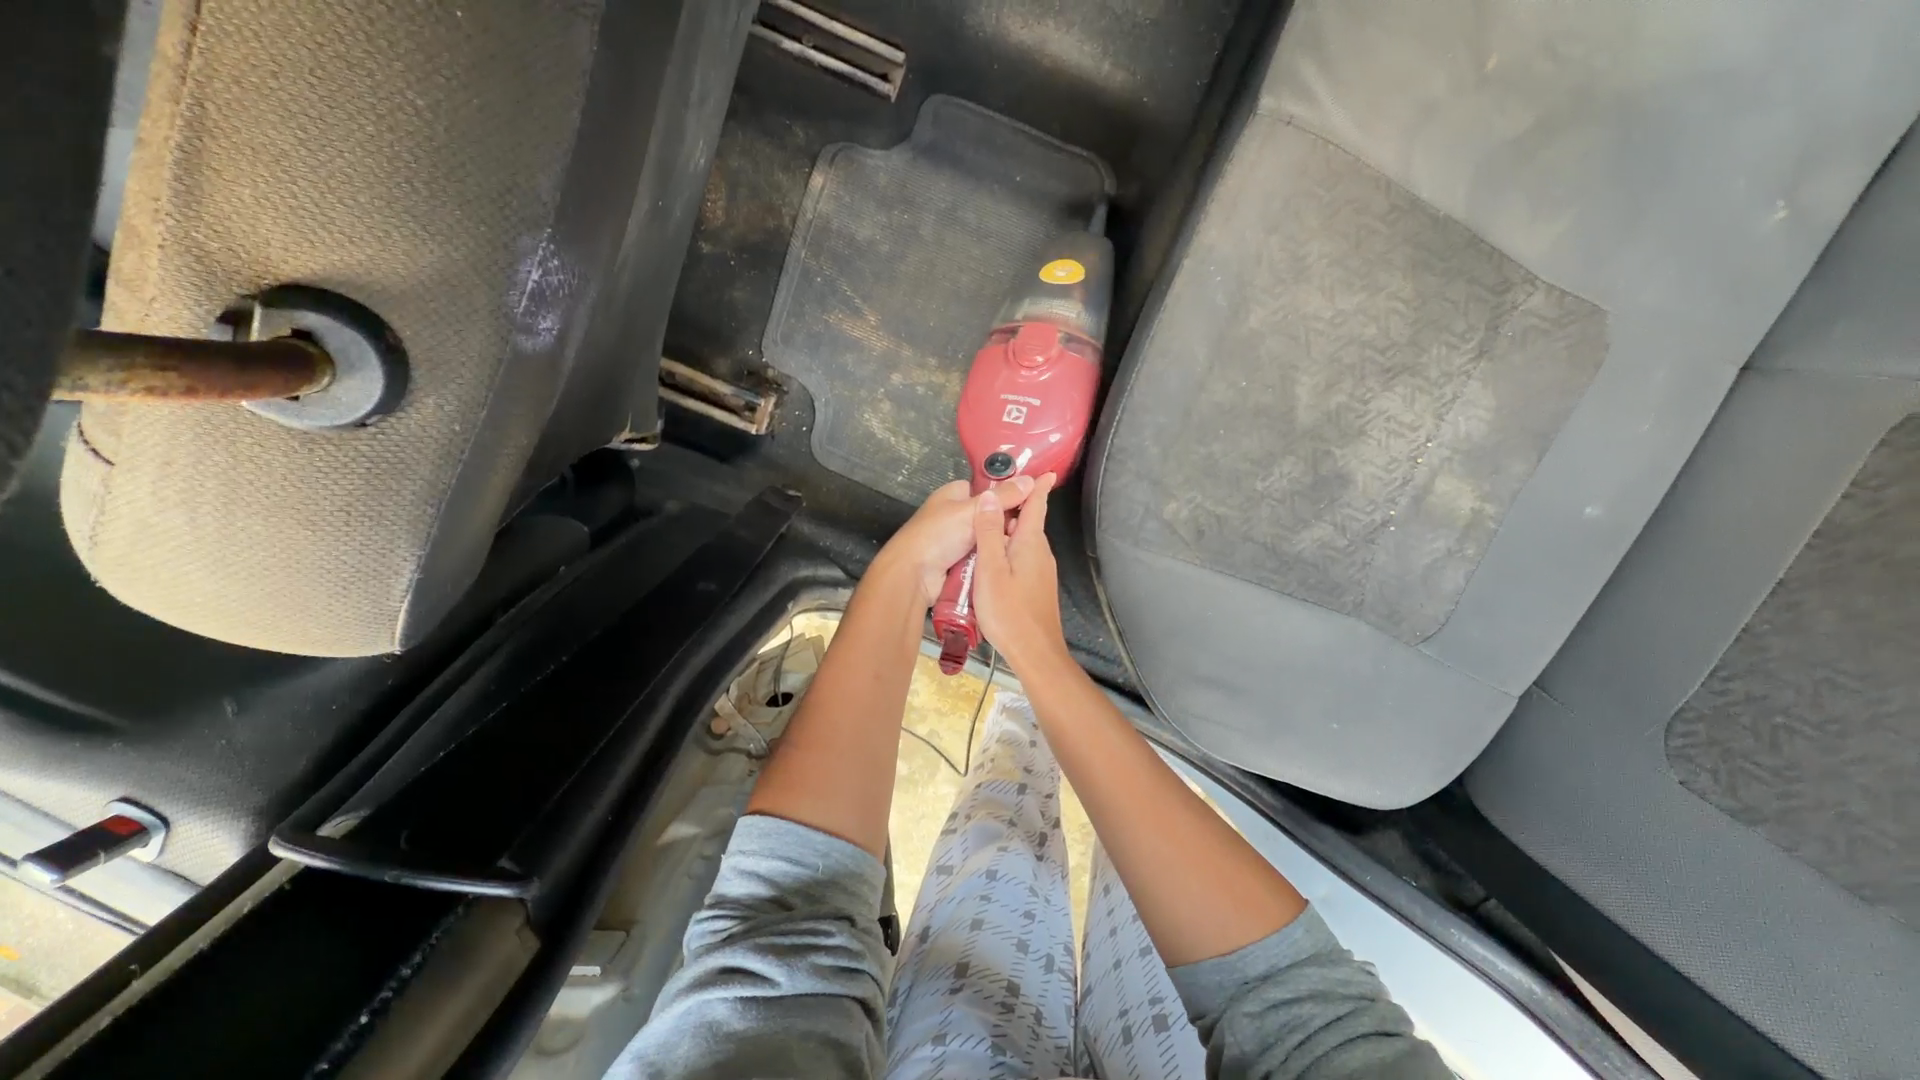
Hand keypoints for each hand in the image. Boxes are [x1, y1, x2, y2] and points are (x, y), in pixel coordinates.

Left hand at [877, 475, 1036, 606]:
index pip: (985, 490)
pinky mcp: (958, 562)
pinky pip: (982, 557)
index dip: (1004, 496)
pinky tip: (1006, 564)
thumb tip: (1032, 480)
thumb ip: (1003, 497)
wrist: (913, 575)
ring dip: (998, 544)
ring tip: (1019, 549)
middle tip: (1023, 531)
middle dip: (1003, 525)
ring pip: (988, 539)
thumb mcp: (971, 510)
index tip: (1027, 505)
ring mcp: (955, 541)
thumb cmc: (938, 534)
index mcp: (953, 495)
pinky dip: (990, 559)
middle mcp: (954, 515)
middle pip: (989, 517)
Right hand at [971, 472, 1068, 673]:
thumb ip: (989, 531)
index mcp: (1030, 542)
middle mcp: (1040, 552)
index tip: (1043, 470)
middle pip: (1026, 522)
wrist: (1035, 652)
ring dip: (1004, 534)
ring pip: (1021, 543)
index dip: (1038, 486)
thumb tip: (991, 496)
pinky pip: (1021, 559)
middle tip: (986, 501)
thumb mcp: (991, 568)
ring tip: (979, 531)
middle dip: (1010, 509)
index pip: (1036, 505)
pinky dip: (1006, 553)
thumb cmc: (1009, 610)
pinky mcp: (1037, 587)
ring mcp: (1041, 571)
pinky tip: (988, 564)